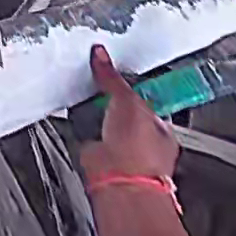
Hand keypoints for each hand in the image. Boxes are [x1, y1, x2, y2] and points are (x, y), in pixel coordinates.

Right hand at [81, 45, 178, 179]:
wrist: (116, 179)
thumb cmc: (139, 153)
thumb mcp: (129, 102)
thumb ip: (113, 77)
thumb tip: (102, 56)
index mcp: (160, 129)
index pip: (145, 96)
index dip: (132, 80)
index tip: (119, 65)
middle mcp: (139, 138)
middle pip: (119, 102)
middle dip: (106, 90)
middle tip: (96, 72)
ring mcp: (116, 142)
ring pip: (100, 111)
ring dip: (90, 101)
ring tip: (84, 88)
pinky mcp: (93, 145)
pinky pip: (82, 120)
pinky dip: (77, 112)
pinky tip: (75, 105)